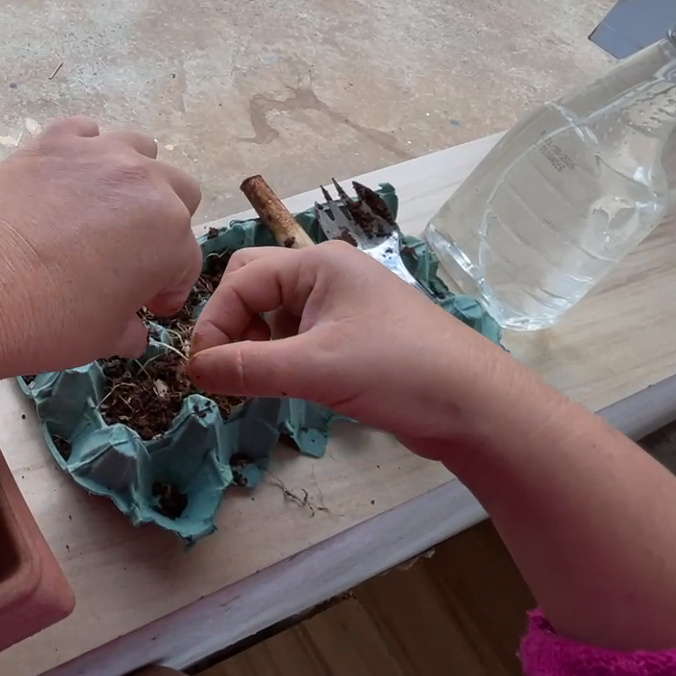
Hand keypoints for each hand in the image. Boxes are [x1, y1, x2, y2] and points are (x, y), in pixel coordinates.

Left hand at [0, 117, 202, 381]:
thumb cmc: (45, 321)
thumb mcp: (103, 339)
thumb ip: (129, 328)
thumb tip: (132, 330)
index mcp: (169, 235)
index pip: (186, 262)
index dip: (167, 289)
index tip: (145, 306)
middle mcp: (144, 184)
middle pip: (179, 193)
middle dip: (163, 226)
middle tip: (128, 257)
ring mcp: (97, 155)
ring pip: (140, 151)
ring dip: (134, 179)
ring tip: (101, 210)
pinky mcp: (51, 141)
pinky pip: (85, 131)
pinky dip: (85, 151)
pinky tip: (65, 180)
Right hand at [185, 242, 535, 460]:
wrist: (483, 412)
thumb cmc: (400, 374)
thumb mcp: (316, 369)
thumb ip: (247, 367)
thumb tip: (192, 371)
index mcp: (317, 263)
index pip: (241, 280)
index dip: (215, 322)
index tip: (202, 368)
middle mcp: (325, 272)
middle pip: (252, 283)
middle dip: (232, 322)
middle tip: (227, 363)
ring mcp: (341, 301)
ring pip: (272, 309)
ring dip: (254, 340)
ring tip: (256, 378)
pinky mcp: (352, 331)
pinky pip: (295, 330)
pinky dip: (279, 352)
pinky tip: (286, 380)